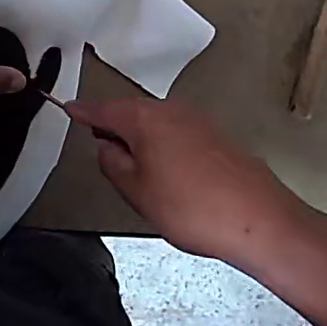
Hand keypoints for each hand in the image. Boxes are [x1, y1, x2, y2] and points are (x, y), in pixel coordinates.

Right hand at [65, 97, 326, 271]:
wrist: (257, 218)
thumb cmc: (191, 207)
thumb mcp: (136, 191)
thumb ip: (113, 164)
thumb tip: (107, 146)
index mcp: (145, 118)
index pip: (104, 109)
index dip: (84, 111)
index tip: (69, 108)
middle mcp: (172, 110)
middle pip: (132, 112)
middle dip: (114, 127)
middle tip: (101, 147)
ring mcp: (198, 120)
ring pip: (157, 123)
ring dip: (141, 139)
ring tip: (135, 169)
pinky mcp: (217, 136)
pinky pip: (177, 133)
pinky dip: (163, 145)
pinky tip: (167, 172)